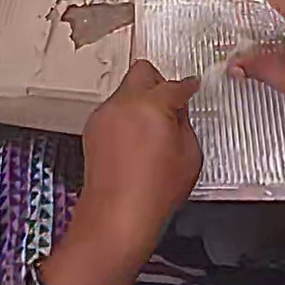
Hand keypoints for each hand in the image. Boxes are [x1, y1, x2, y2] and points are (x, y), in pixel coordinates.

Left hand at [78, 60, 201, 240]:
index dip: (187, 87)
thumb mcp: (189, 155)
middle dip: (159, 81)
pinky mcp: (92, 128)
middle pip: (142, 72)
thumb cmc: (152, 192)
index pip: (175, 85)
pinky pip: (113, 111)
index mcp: (151, 106)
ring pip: (125, 91)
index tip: (191, 87)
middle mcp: (123, 104)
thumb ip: (184, 123)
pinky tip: (134, 141)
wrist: (118, 213)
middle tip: (170, 101)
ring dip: (139, 101)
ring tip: (151, 129)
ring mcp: (104, 115)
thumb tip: (178, 112)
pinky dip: (124, 118)